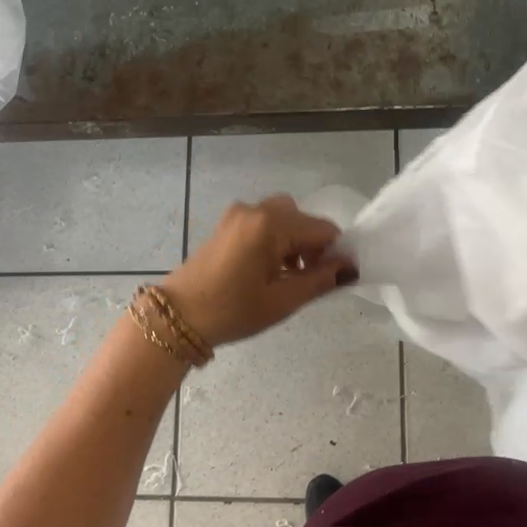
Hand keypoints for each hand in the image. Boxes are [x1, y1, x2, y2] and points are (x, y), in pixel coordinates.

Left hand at [161, 196, 357, 347]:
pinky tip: (268, 271)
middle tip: (307, 280)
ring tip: (287, 278)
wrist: (177, 316)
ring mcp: (237, 215)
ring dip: (294, 243)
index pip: (323, 229)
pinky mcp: (227, 225)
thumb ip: (320, 280)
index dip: (335, 253)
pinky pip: (263, 223)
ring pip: (283, 219)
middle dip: (313, 246)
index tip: (334, 279)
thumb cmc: (232, 311)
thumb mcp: (282, 300)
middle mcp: (255, 210)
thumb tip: (349, 267)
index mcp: (271, 224)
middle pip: (303, 219)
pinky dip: (275, 241)